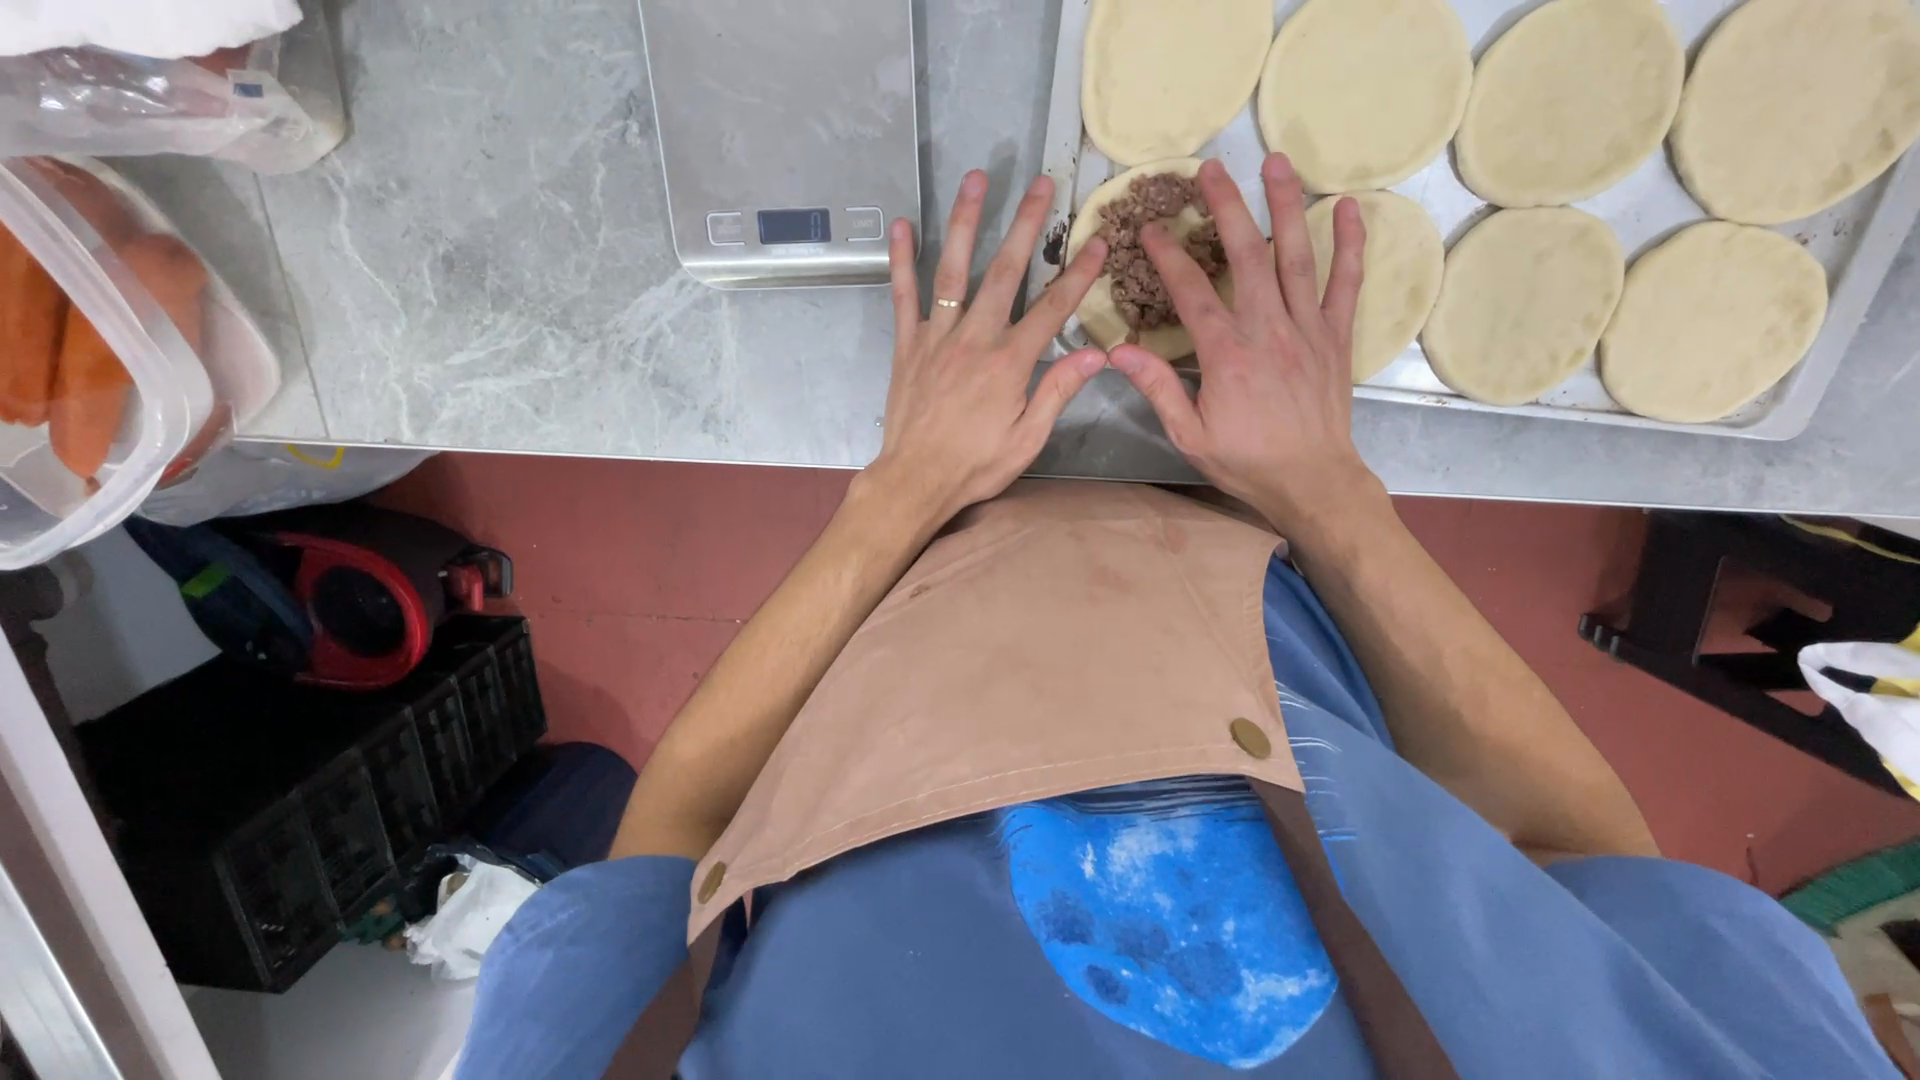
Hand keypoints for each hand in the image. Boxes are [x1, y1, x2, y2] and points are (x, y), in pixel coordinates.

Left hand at [866, 170, 1109, 526]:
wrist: (916, 480)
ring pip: (954, 269)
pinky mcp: (908, 345)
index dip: (1078, 274)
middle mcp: (975, 338)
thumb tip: (1097, 354)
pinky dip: (902, 260)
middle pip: (1005, 271)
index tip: (1098, 242)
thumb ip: (1058, 392)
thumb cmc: (977, 465)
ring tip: (977, 179)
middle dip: (1026, 224)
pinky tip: (902, 225)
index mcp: (1010, 363)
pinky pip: (904, 296)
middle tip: (1042, 184)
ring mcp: (937, 337)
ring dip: (966, 221)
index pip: (1052, 309)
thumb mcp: (1029, 438)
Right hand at [1108, 154, 1382, 534]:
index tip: (1151, 229)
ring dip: (1285, 205)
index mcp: (1226, 354)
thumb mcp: (1188, 434)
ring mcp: (1307, 328)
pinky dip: (1350, 243)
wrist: (1311, 481)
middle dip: (1226, 207)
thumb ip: (1157, 388)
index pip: (1191, 291)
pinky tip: (1349, 207)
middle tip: (1211, 169)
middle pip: (1246, 254)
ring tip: (1276, 163)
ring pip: (1296, 255)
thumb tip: (1117, 352)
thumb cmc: (1245, 461)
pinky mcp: (1337, 336)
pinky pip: (1346, 282)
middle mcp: (1267, 329)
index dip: (1169, 255)